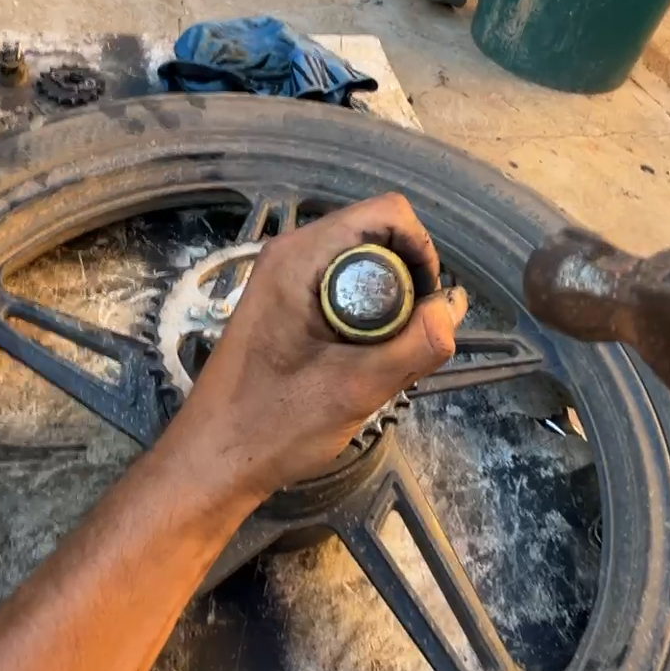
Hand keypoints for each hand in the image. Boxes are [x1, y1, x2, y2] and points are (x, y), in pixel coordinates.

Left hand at [163, 193, 468, 499]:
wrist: (214, 456)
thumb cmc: (275, 424)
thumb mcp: (355, 388)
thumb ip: (415, 345)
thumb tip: (455, 305)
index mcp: (302, 256)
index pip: (387, 214)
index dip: (421, 252)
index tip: (427, 306)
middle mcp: (293, 252)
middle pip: (378, 235)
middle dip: (408, 283)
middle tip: (409, 341)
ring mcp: (287, 274)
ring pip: (365, 264)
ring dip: (390, 304)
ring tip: (385, 357)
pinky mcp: (288, 298)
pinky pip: (345, 286)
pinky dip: (368, 315)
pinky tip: (362, 359)